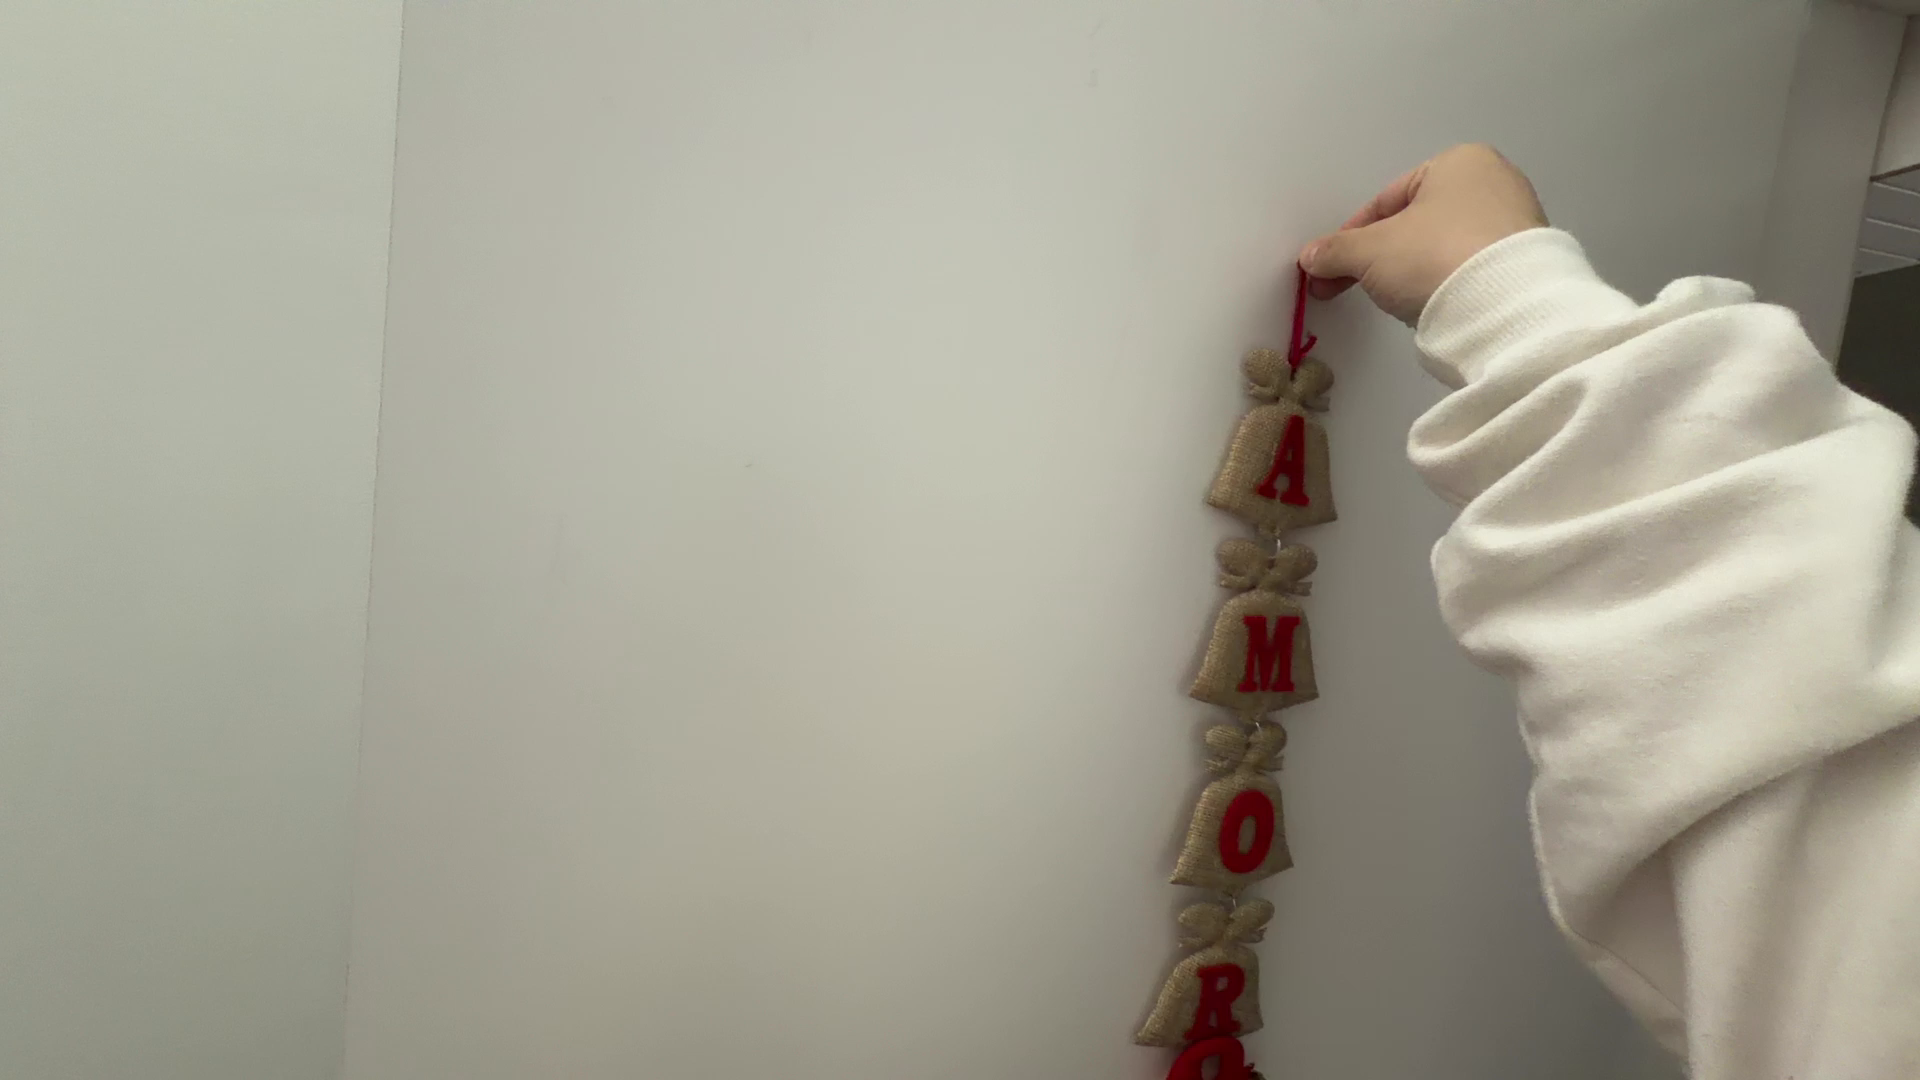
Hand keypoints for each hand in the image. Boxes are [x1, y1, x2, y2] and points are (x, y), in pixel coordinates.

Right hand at [1298, 143, 1547, 324]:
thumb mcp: (1367, 251)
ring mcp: (1511, 221)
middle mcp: (1491, 181)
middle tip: (1340, 286)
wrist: (1499, 304)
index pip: (1384, 200)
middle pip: (1409, 223)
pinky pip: (1459, 265)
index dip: (1349, 237)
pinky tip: (1420, 300)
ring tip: (1384, 296)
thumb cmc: (1431, 256)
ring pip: (1433, 245)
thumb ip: (1334, 250)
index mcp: (1458, 163)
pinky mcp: (1519, 259)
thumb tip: (1310, 256)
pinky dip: (1434, 280)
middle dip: (1371, 257)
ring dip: (1400, 269)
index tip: (1328, 267)